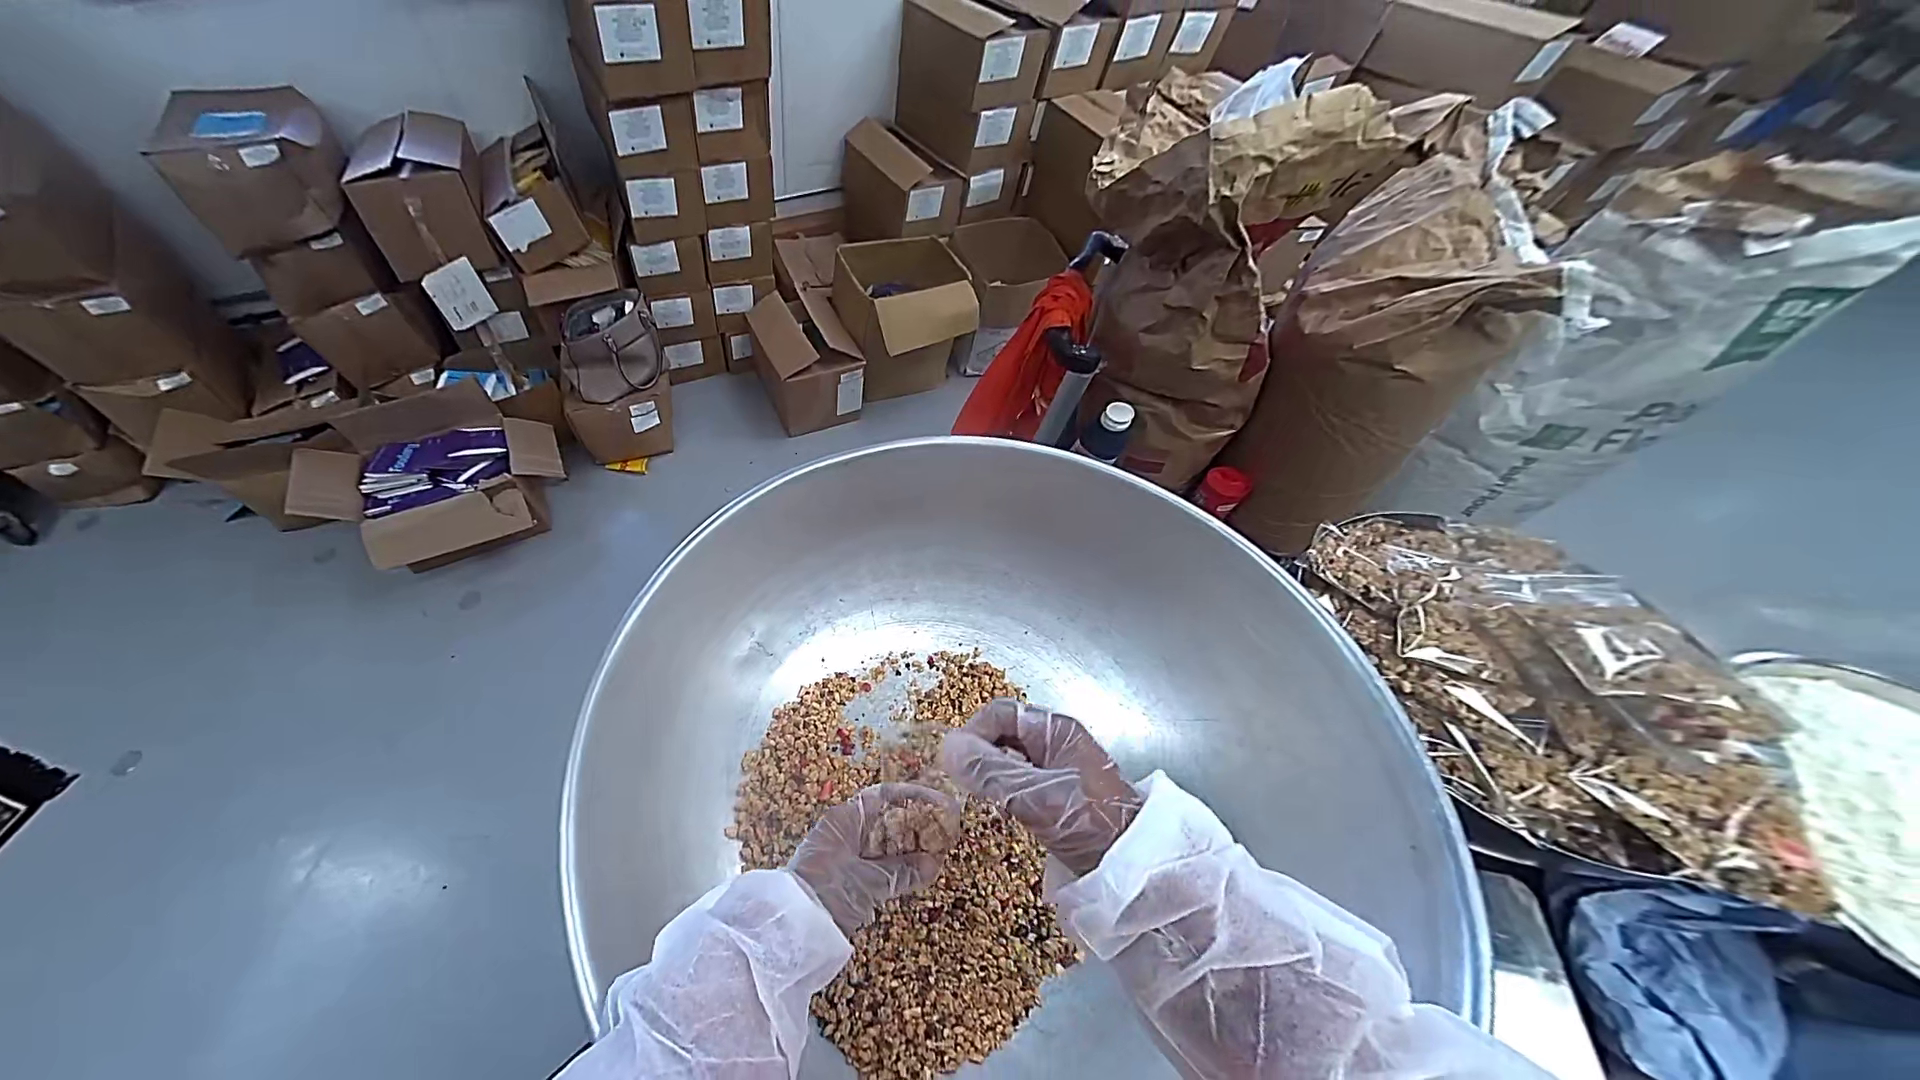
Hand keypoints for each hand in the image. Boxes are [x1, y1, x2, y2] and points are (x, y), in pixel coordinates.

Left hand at [788, 783, 957, 933]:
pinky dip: (896, 865)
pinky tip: (916, 873)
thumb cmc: (828, 893)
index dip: (914, 797)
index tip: (939, 803)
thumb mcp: (870, 881)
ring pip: (883, 842)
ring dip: (908, 846)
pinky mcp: (843, 877)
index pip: (885, 796)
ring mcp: (842, 854)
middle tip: (944, 829)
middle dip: (916, 823)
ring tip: (937, 851)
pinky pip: (876, 862)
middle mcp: (843, 830)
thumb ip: (903, 871)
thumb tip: (934, 862)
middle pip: (886, 818)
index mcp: (845, 819)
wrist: (790, 932)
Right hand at [940, 699, 1141, 874]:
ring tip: (981, 798)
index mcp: (1055, 729)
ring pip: (1012, 756)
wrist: (1136, 868)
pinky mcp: (1062, 790)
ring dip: (992, 772)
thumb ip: (992, 771)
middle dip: (980, 752)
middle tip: (964, 783)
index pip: (1000, 713)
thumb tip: (949, 747)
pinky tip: (1003, 809)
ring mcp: (1061, 765)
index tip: (956, 764)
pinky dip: (1007, 788)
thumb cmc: (1090, 823)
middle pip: (1005, 732)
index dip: (973, 733)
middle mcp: (1057, 739)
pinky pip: (1023, 777)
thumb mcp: (1036, 796)